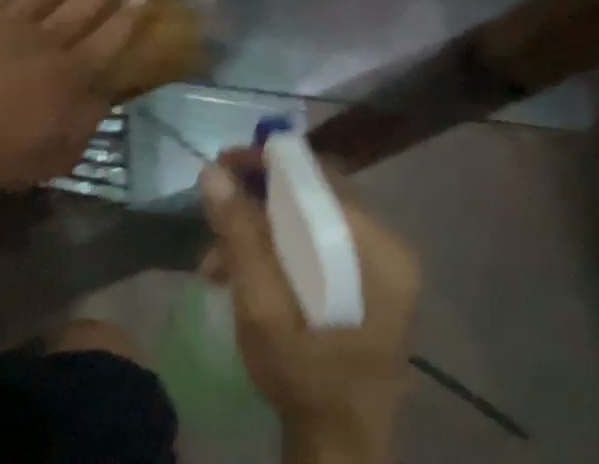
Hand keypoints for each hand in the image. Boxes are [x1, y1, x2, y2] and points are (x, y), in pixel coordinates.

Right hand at [199, 150, 419, 457]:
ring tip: (214, 260)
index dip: (265, 163)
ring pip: (307, 221)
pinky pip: (313, 245)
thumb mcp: (262, 305)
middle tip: (211, 210)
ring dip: (257, 230)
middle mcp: (388, 250)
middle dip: (254, 201)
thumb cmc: (303, 374)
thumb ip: (241, 236)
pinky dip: (274, 250)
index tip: (218, 165)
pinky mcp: (365, 287)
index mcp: (376, 251)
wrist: (339, 442)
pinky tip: (239, 274)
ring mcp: (379, 270)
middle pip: (311, 197)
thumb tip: (213, 173)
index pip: (319, 178)